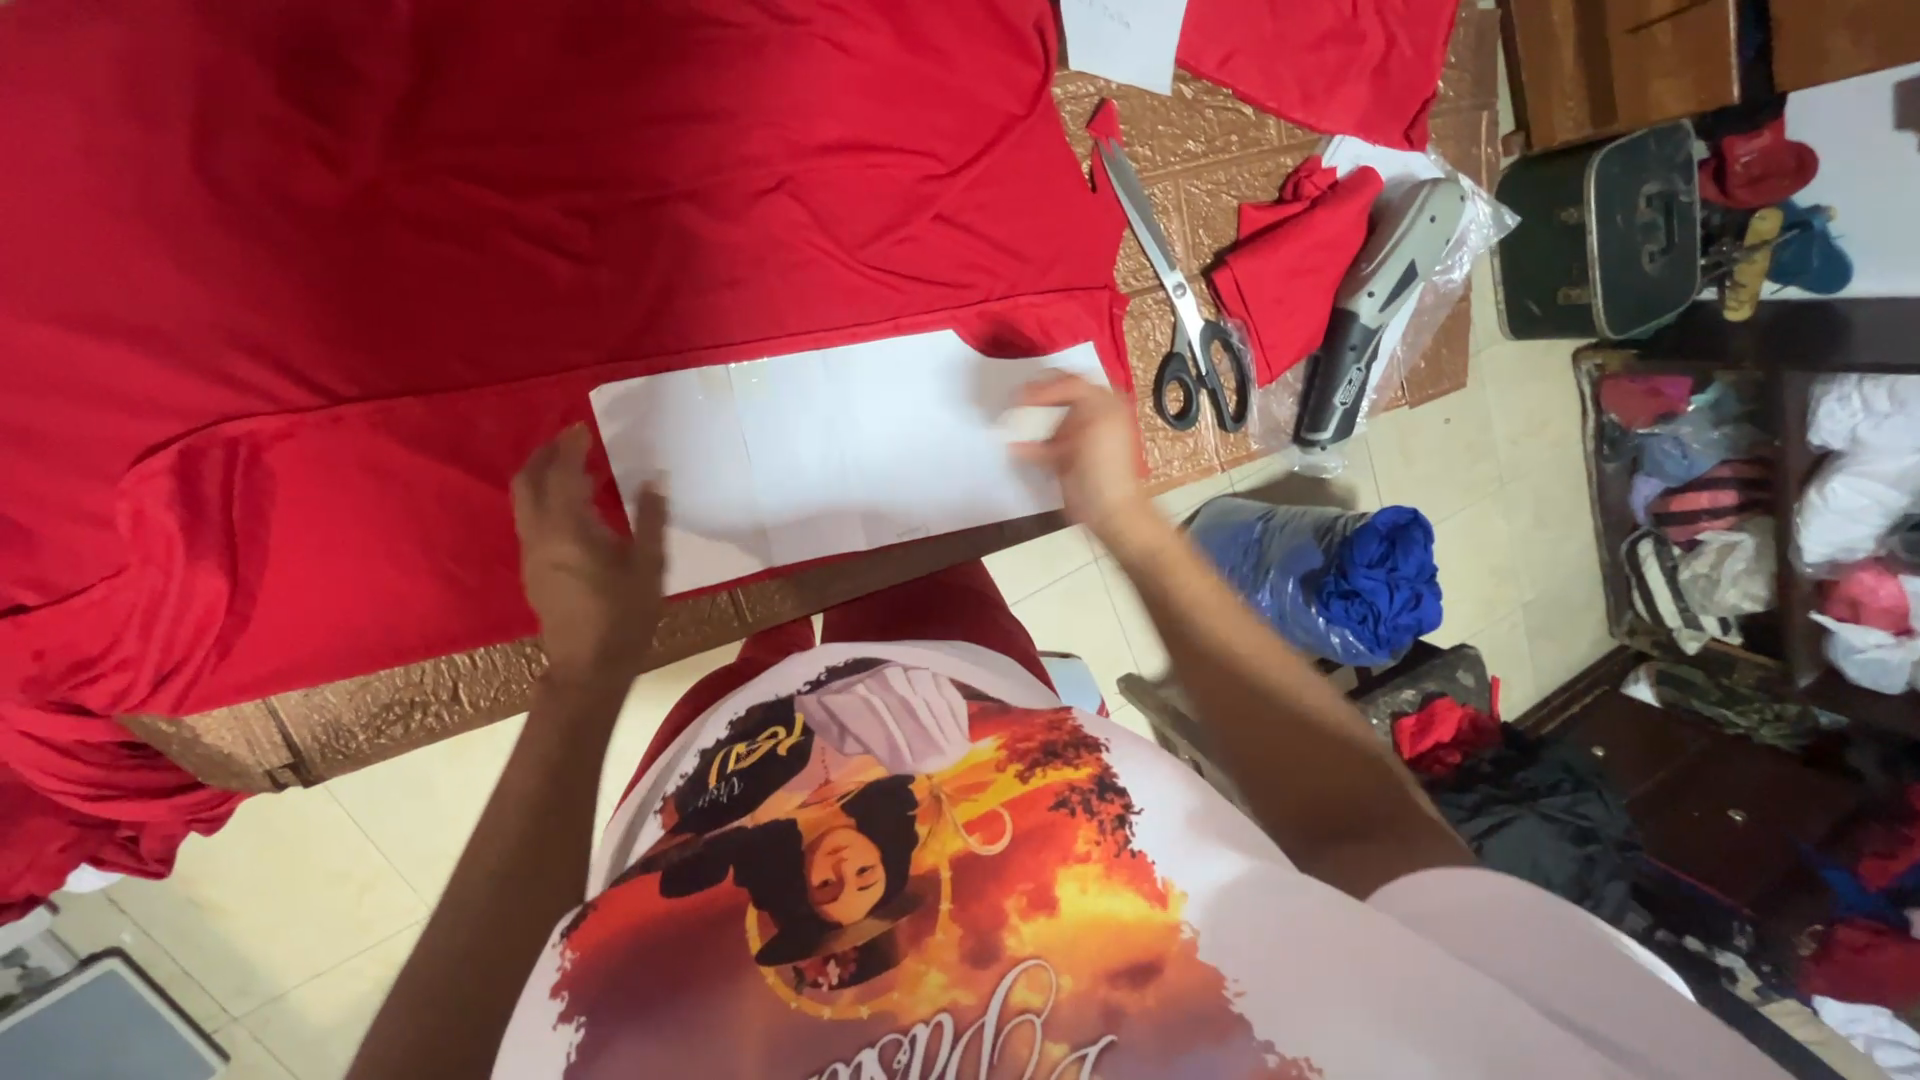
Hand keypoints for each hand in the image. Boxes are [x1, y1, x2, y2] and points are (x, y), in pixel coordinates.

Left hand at [511, 424, 666, 685]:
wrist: (589, 666)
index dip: (570, 447)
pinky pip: (532, 519)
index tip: (583, 427)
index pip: (561, 474)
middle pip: (528, 480)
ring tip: (574, 467)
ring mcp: (532, 553)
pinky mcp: (533, 569)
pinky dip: (546, 498)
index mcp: (569, 529)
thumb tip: (655, 479)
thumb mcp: (650, 566)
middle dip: (545, 454)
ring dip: (543, 476)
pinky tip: (575, 506)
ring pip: (524, 500)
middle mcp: (540, 535)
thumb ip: (651, 518)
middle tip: (572, 440)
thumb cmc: (625, 616)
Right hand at [1011, 372, 1151, 538]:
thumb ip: (1074, 393)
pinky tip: (1015, 446)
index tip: (1024, 394)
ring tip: (1011, 422)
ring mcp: (1076, 439)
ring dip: (1028, 421)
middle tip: (1015, 404)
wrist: (1108, 509)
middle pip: (1056, 399)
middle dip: (1034, 401)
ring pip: (1046, 421)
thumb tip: (1044, 389)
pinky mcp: (1064, 459)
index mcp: (1105, 404)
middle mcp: (1091, 417)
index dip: (1047, 384)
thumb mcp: (1097, 417)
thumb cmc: (1106, 464)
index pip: (1071, 382)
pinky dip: (1028, 445)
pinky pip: (1041, 446)